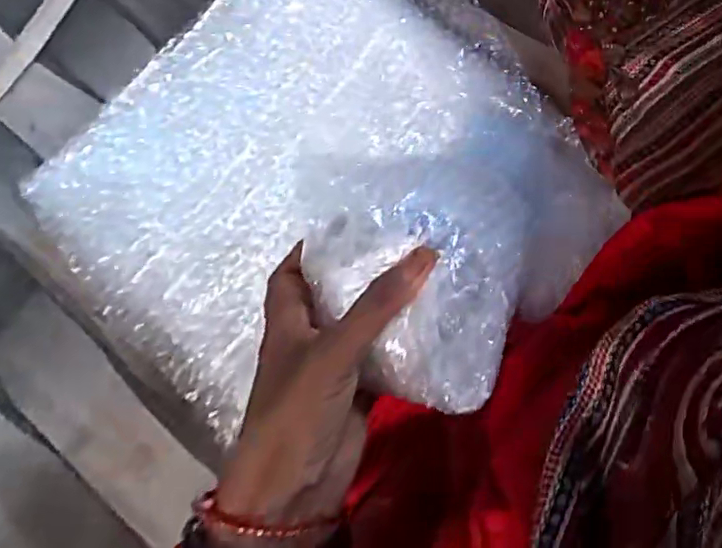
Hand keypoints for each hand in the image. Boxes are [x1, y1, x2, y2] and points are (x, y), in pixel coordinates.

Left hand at [211, 241, 436, 536]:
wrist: (293, 494)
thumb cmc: (295, 411)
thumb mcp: (333, 349)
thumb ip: (378, 303)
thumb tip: (425, 252)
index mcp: (288, 324)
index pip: (289, 275)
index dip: (310, 249)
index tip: (346, 226)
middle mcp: (311, 339)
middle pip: (336, 294)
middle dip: (364, 269)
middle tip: (402, 242)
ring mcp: (336, 367)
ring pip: (366, 323)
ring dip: (391, 302)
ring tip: (425, 270)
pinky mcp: (360, 390)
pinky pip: (386, 354)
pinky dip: (406, 339)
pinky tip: (432, 320)